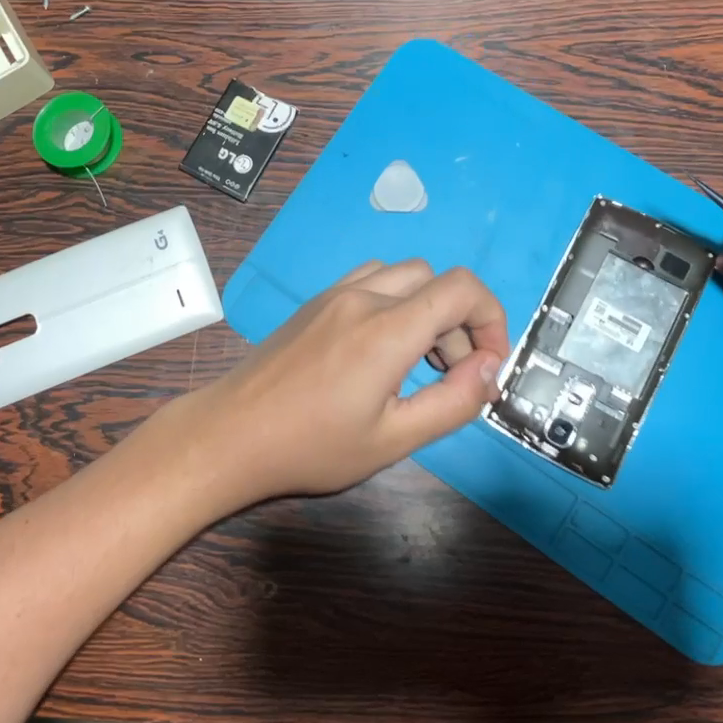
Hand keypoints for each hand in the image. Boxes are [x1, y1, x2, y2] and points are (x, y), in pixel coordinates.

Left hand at [166, 260, 510, 509]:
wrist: (230, 434)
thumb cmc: (312, 446)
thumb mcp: (393, 440)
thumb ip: (453, 402)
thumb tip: (490, 368)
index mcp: (386, 329)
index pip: (462, 288)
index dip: (492, 319)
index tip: (488, 364)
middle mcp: (362, 297)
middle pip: (436, 279)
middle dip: (460, 322)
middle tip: (450, 375)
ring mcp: (333, 295)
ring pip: (402, 275)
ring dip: (426, 309)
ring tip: (417, 363)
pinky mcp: (314, 303)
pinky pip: (370, 282)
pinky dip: (394, 303)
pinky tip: (380, 350)